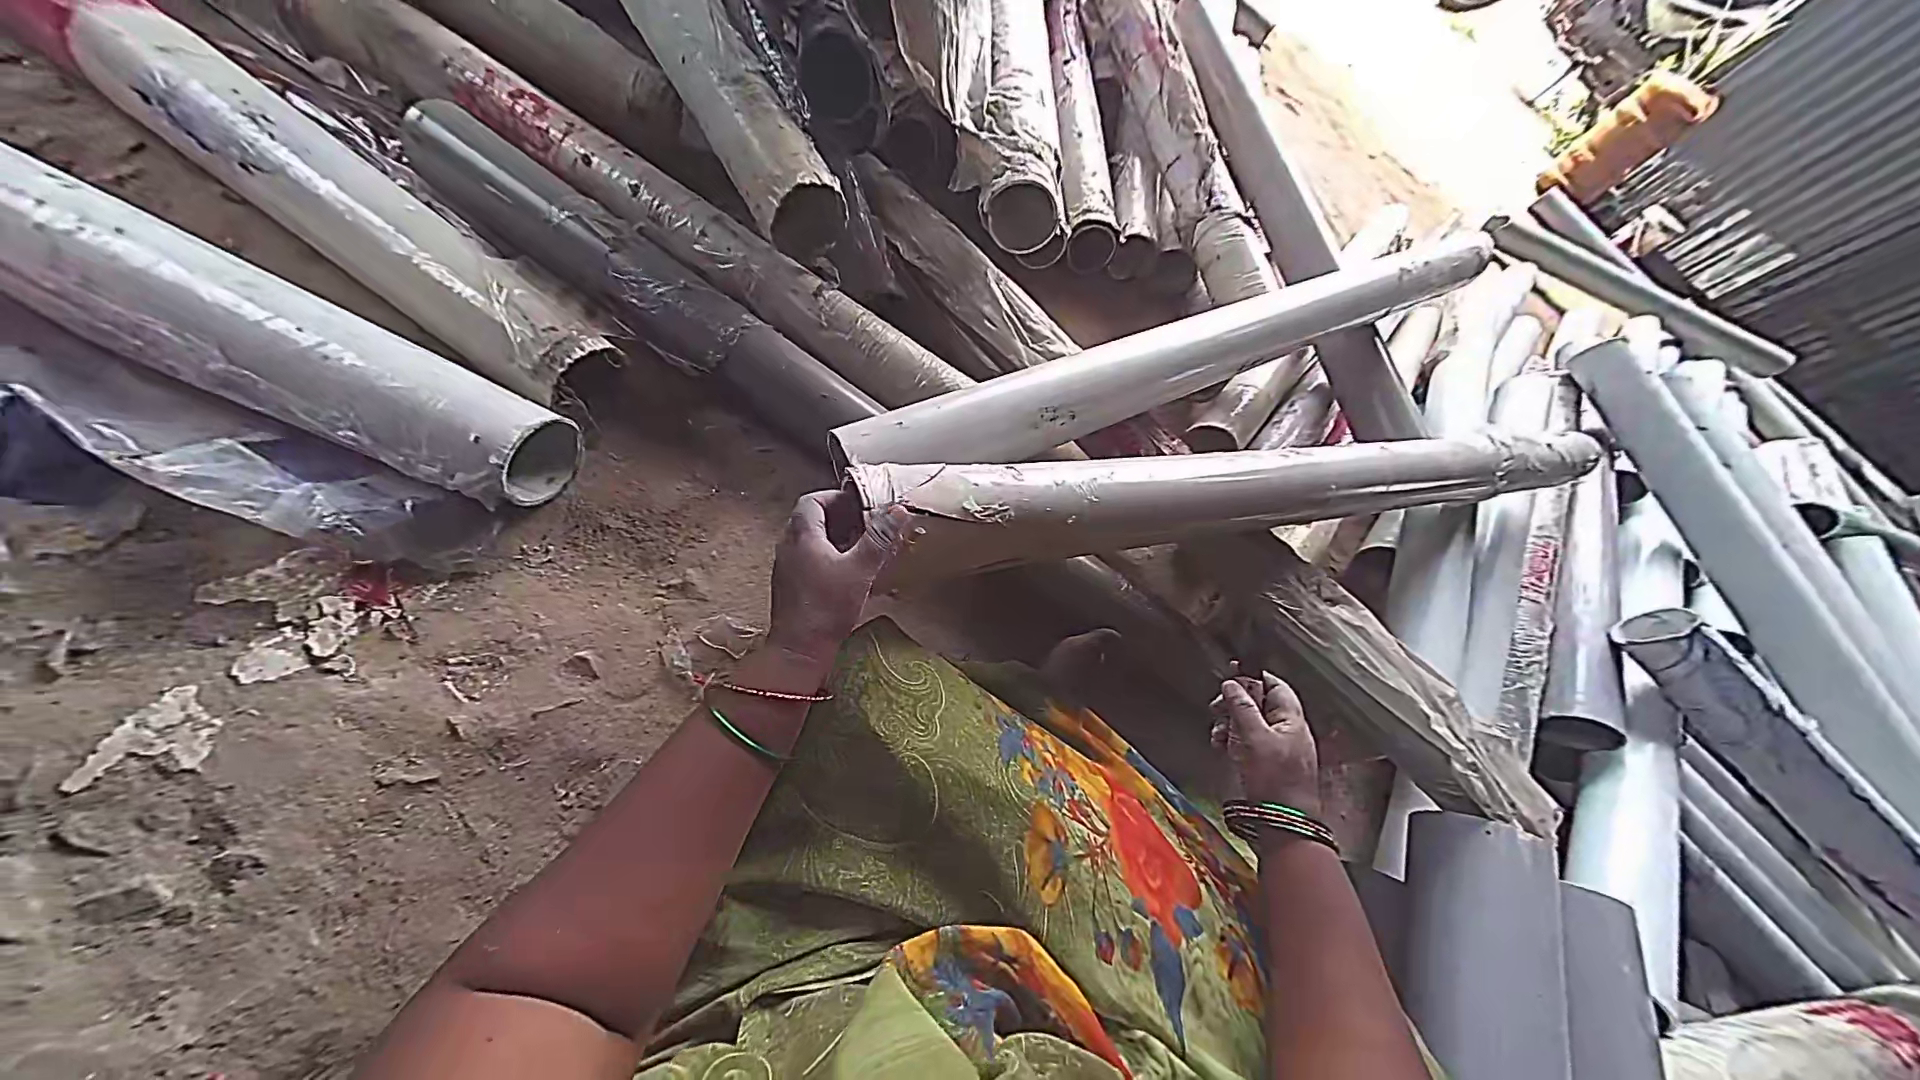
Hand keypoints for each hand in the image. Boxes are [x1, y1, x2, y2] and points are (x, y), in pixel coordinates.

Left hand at [765, 490, 907, 668]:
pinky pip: (808, 557)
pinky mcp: (790, 585)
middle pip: (811, 518)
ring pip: (810, 539)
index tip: (860, 503)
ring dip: (834, 536)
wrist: (799, 649)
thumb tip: (898, 509)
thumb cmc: (827, 606)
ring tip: (861, 544)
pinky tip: (848, 569)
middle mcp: (789, 546)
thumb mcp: (860, 569)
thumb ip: (879, 538)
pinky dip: (828, 554)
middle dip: (839, 516)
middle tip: (866, 522)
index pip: (813, 500)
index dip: (836, 497)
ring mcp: (787, 566)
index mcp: (802, 535)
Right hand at [1211, 672, 1320, 817]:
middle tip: (1217, 706)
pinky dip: (1232, 739)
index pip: (1275, 686)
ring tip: (1218, 732)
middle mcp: (1287, 731)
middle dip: (1236, 702)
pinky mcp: (1266, 764)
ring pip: (1250, 723)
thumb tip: (1232, 684)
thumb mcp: (1254, 736)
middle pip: (1260, 703)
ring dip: (1230, 722)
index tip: (1232, 674)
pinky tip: (1221, 745)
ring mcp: (1277, 748)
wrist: (1281, 823)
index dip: (1254, 677)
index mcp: (1291, 720)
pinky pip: (1247, 742)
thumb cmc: (1274, 779)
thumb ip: (1242, 707)